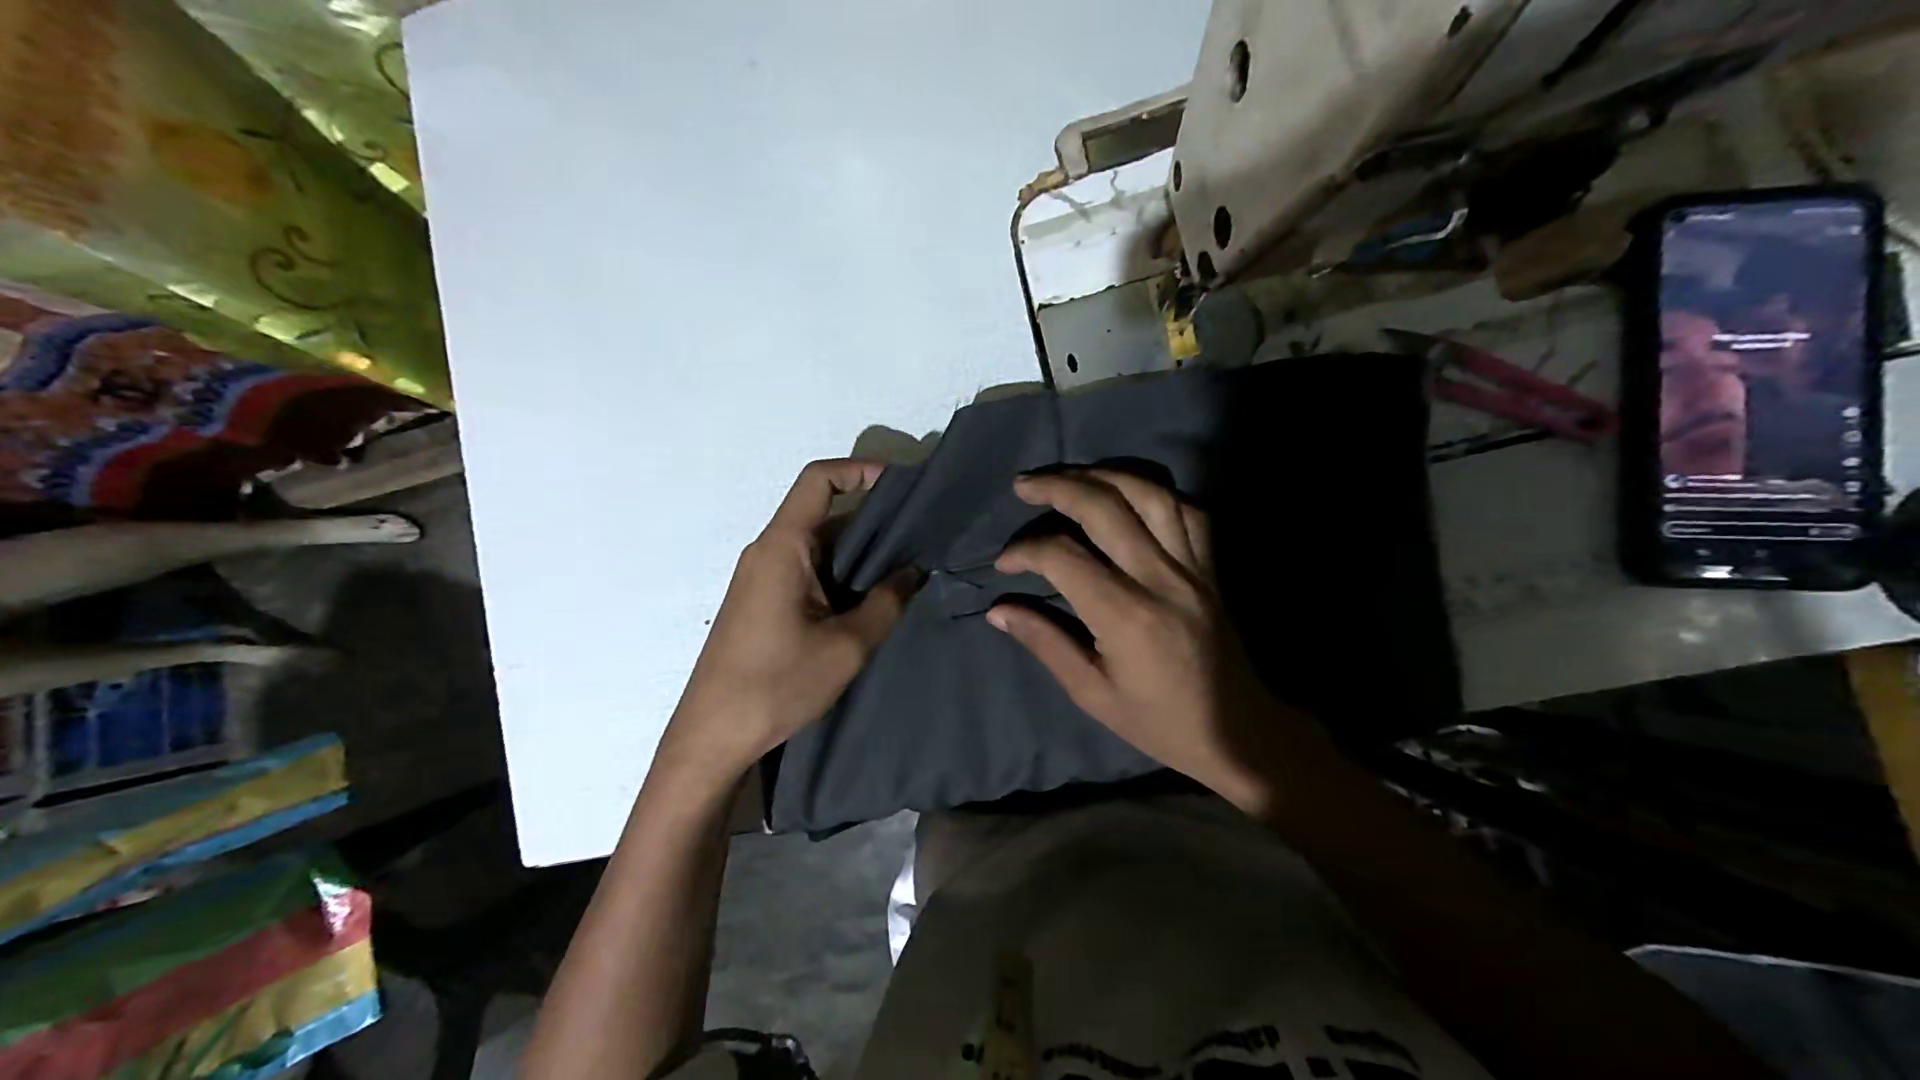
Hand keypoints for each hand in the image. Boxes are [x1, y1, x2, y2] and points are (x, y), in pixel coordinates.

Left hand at [660, 459, 921, 782]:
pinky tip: (872, 599)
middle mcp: (768, 552)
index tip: (901, 484)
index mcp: (782, 548)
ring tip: (907, 570)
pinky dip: (841, 574)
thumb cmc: (777, 685)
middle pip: (824, 514)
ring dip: (860, 553)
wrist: (713, 736)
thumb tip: (915, 571)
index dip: (859, 470)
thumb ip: (887, 602)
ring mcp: (762, 577)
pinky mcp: (763, 602)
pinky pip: (808, 570)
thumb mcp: (847, 646)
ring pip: (819, 546)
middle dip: (874, 520)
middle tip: (922, 538)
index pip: (817, 480)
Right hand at [987, 470, 1328, 812]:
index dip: (1024, 550)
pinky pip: (1188, 511)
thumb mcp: (1091, 693)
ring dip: (1104, 475)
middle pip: (1105, 507)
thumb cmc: (1157, 721)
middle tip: (1024, 485)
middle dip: (1057, 487)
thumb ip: (1045, 642)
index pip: (1062, 556)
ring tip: (1071, 476)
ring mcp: (1192, 568)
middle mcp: (1160, 579)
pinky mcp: (1211, 568)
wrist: (1236, 731)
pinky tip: (1129, 494)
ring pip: (1149, 495)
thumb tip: (998, 610)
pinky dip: (1155, 493)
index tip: (1005, 564)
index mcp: (1125, 616)